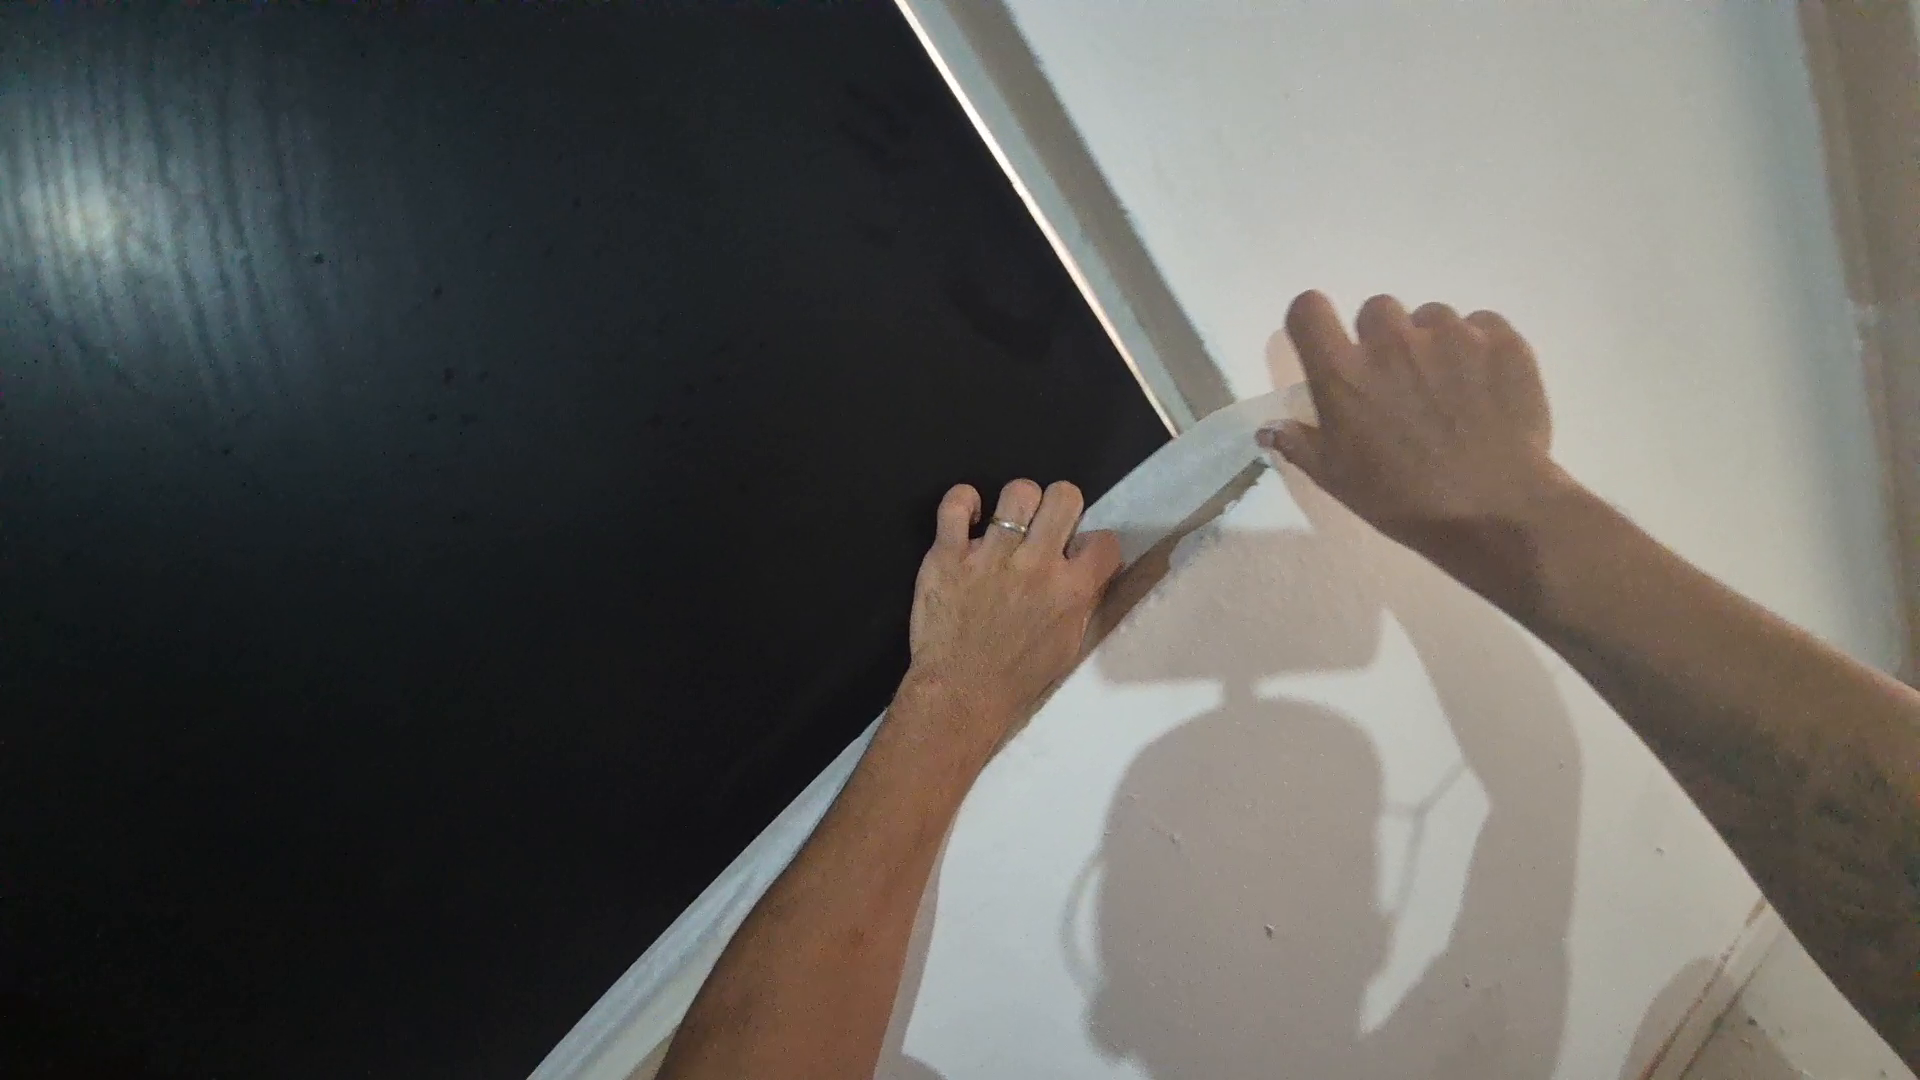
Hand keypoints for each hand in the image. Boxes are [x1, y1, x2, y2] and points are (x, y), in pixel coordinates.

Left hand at [903, 479, 1122, 744]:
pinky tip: (970, 516)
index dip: (1093, 543)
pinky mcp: (948, 554)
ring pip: (1017, 492)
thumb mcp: (1069, 644)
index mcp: (1071, 589)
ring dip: (1017, 504)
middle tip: (1044, 527)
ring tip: (1007, 525)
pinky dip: (963, 501)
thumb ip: (1083, 600)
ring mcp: (990, 555)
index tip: (1078, 553)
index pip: (1105, 539)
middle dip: (1059, 506)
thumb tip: (1089, 567)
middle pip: (1063, 496)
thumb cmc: (1019, 677)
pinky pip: (956, 504)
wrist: (961, 693)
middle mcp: (1036, 563)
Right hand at [1259, 292, 1578, 574]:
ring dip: (1428, 342)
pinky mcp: (1501, 340)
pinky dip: (1474, 347)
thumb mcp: (1333, 476)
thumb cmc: (1396, 496)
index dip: (1312, 319)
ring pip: (1430, 317)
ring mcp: (1450, 336)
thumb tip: (1268, 429)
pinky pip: (1479, 325)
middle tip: (1392, 376)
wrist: (1489, 506)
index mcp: (1341, 374)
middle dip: (1378, 336)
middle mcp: (1391, 342)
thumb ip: (1298, 443)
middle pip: (1375, 309)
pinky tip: (1478, 386)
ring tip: (1442, 386)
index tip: (1322, 339)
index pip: (1308, 310)